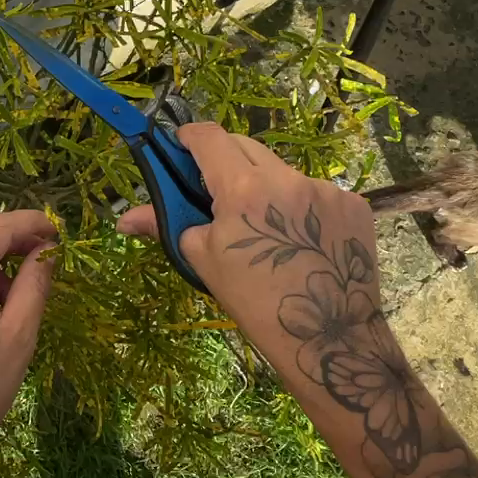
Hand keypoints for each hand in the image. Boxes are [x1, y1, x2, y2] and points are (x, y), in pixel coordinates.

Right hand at [117, 123, 379, 375]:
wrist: (330, 340)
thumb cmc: (253, 301)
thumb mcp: (202, 259)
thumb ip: (165, 223)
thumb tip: (122, 220)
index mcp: (242, 189)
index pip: (209, 136)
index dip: (189, 137)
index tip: (181, 148)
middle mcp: (286, 178)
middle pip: (244, 145)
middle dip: (224, 159)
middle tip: (215, 192)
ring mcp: (325, 189)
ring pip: (280, 169)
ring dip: (263, 184)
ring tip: (263, 227)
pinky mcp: (354, 205)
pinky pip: (314, 190)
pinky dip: (300, 205)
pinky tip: (300, 239)